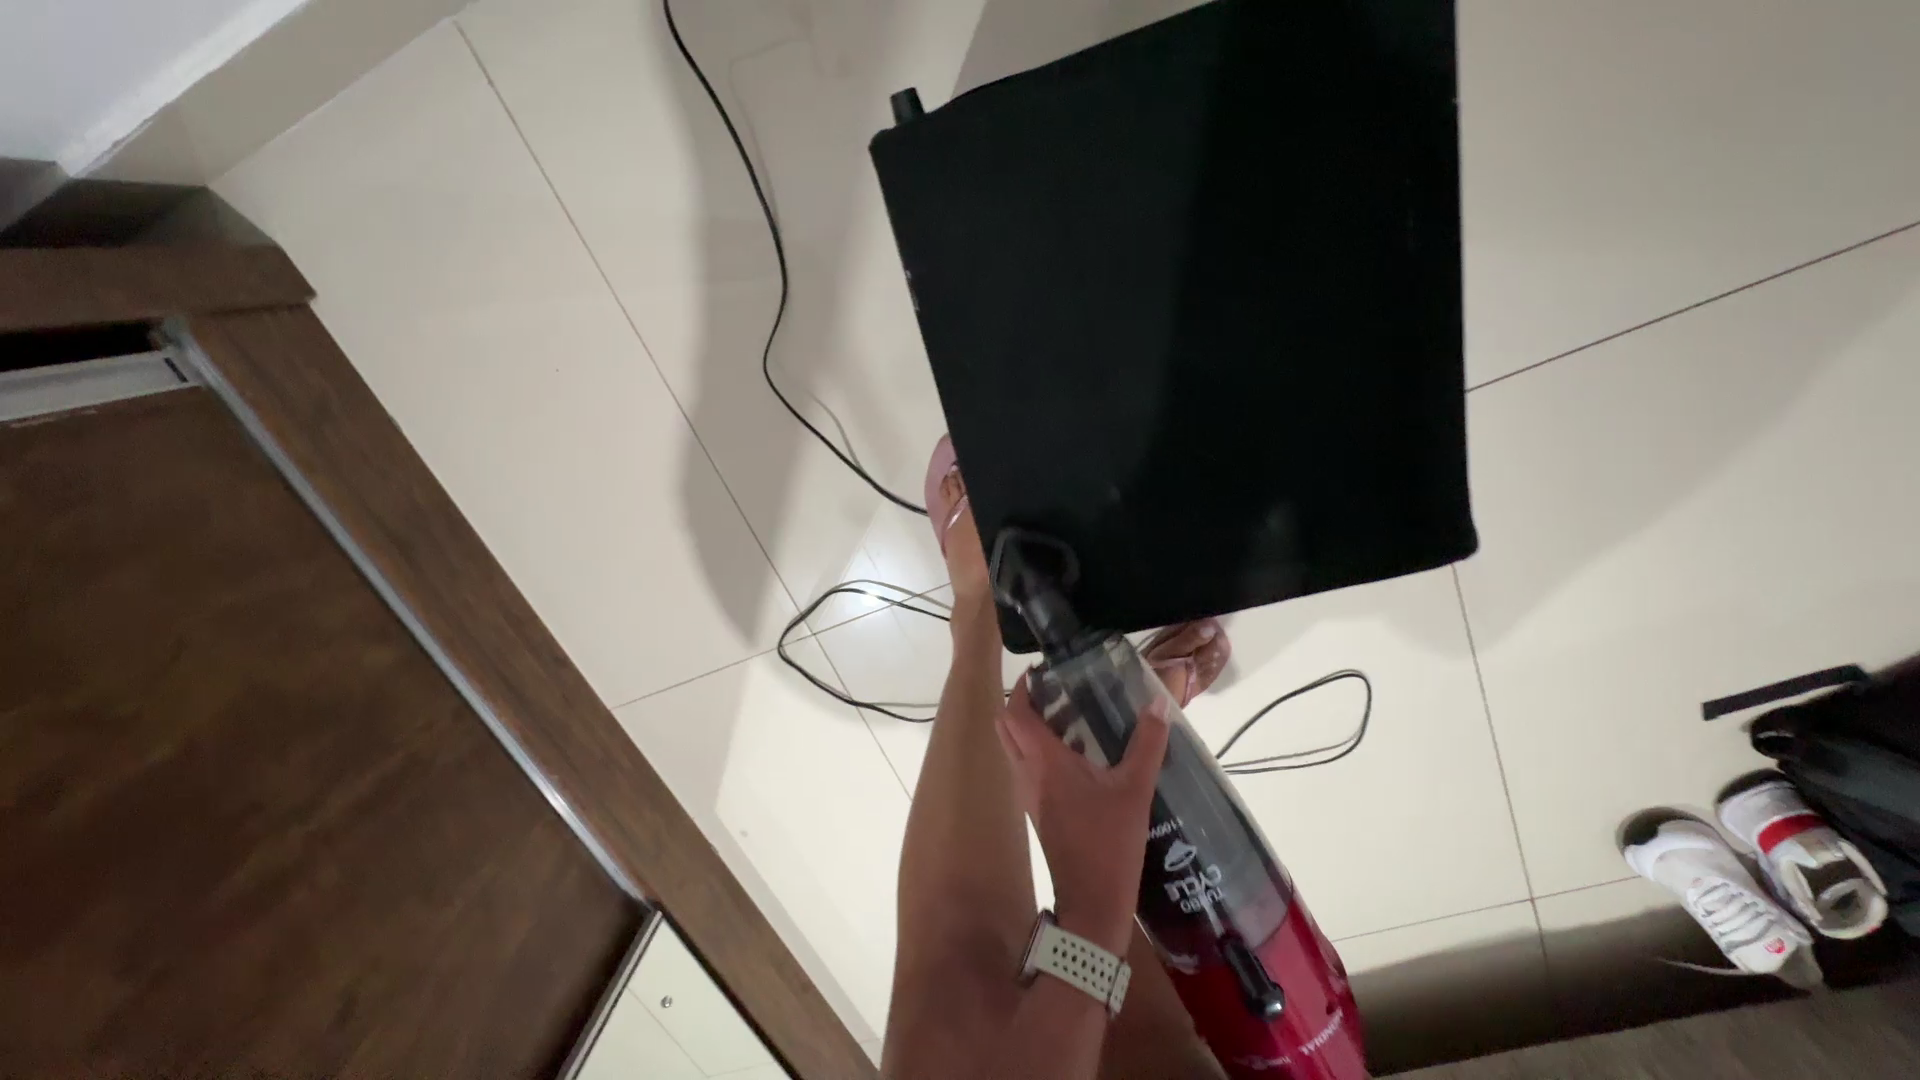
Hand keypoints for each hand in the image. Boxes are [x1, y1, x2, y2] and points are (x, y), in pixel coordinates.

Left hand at [994, 674, 1171, 955]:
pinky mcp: (1037, 810)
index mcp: (1043, 761)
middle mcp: (1026, 773)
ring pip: (1015, 748)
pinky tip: (1077, 753)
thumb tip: (1158, 703)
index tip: (1045, 670)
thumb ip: (1147, 744)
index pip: (1015, 712)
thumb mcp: (1135, 790)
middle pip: (1007, 726)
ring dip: (1032, 727)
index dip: (1024, 687)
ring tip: (1071, 714)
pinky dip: (1040, 751)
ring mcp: (1028, 794)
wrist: (1092, 902)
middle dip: (1024, 703)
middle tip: (1058, 690)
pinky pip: (1027, 768)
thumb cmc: (1110, 842)